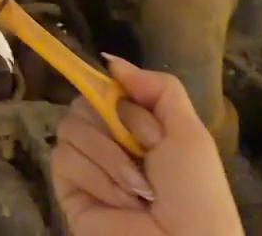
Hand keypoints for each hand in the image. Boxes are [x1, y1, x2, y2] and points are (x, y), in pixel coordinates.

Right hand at [52, 55, 242, 235]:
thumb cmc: (196, 197)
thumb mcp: (191, 136)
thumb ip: (160, 89)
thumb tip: (111, 60)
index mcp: (136, 128)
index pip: (105, 89)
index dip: (112, 92)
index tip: (124, 99)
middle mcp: (107, 141)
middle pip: (83, 103)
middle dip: (115, 127)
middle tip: (143, 153)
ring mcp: (85, 164)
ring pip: (71, 127)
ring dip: (110, 157)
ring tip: (138, 190)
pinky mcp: (67, 186)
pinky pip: (65, 157)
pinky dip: (98, 178)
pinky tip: (121, 201)